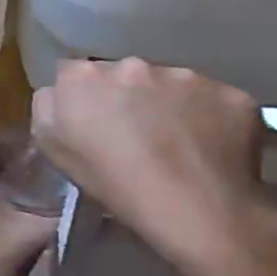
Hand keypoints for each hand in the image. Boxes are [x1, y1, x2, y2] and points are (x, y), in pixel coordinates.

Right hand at [30, 58, 276, 275]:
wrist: (196, 211)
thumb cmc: (113, 184)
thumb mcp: (53, 149)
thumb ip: (47, 107)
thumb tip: (60, 93)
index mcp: (82, 76)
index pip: (73, 73)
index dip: (82, 97)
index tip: (93, 123)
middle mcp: (131, 64)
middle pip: (124, 75)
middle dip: (128, 96)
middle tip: (136, 135)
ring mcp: (184, 75)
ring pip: (171, 85)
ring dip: (169, 105)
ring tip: (178, 145)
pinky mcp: (229, 93)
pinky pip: (213, 101)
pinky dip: (210, 118)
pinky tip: (210, 150)